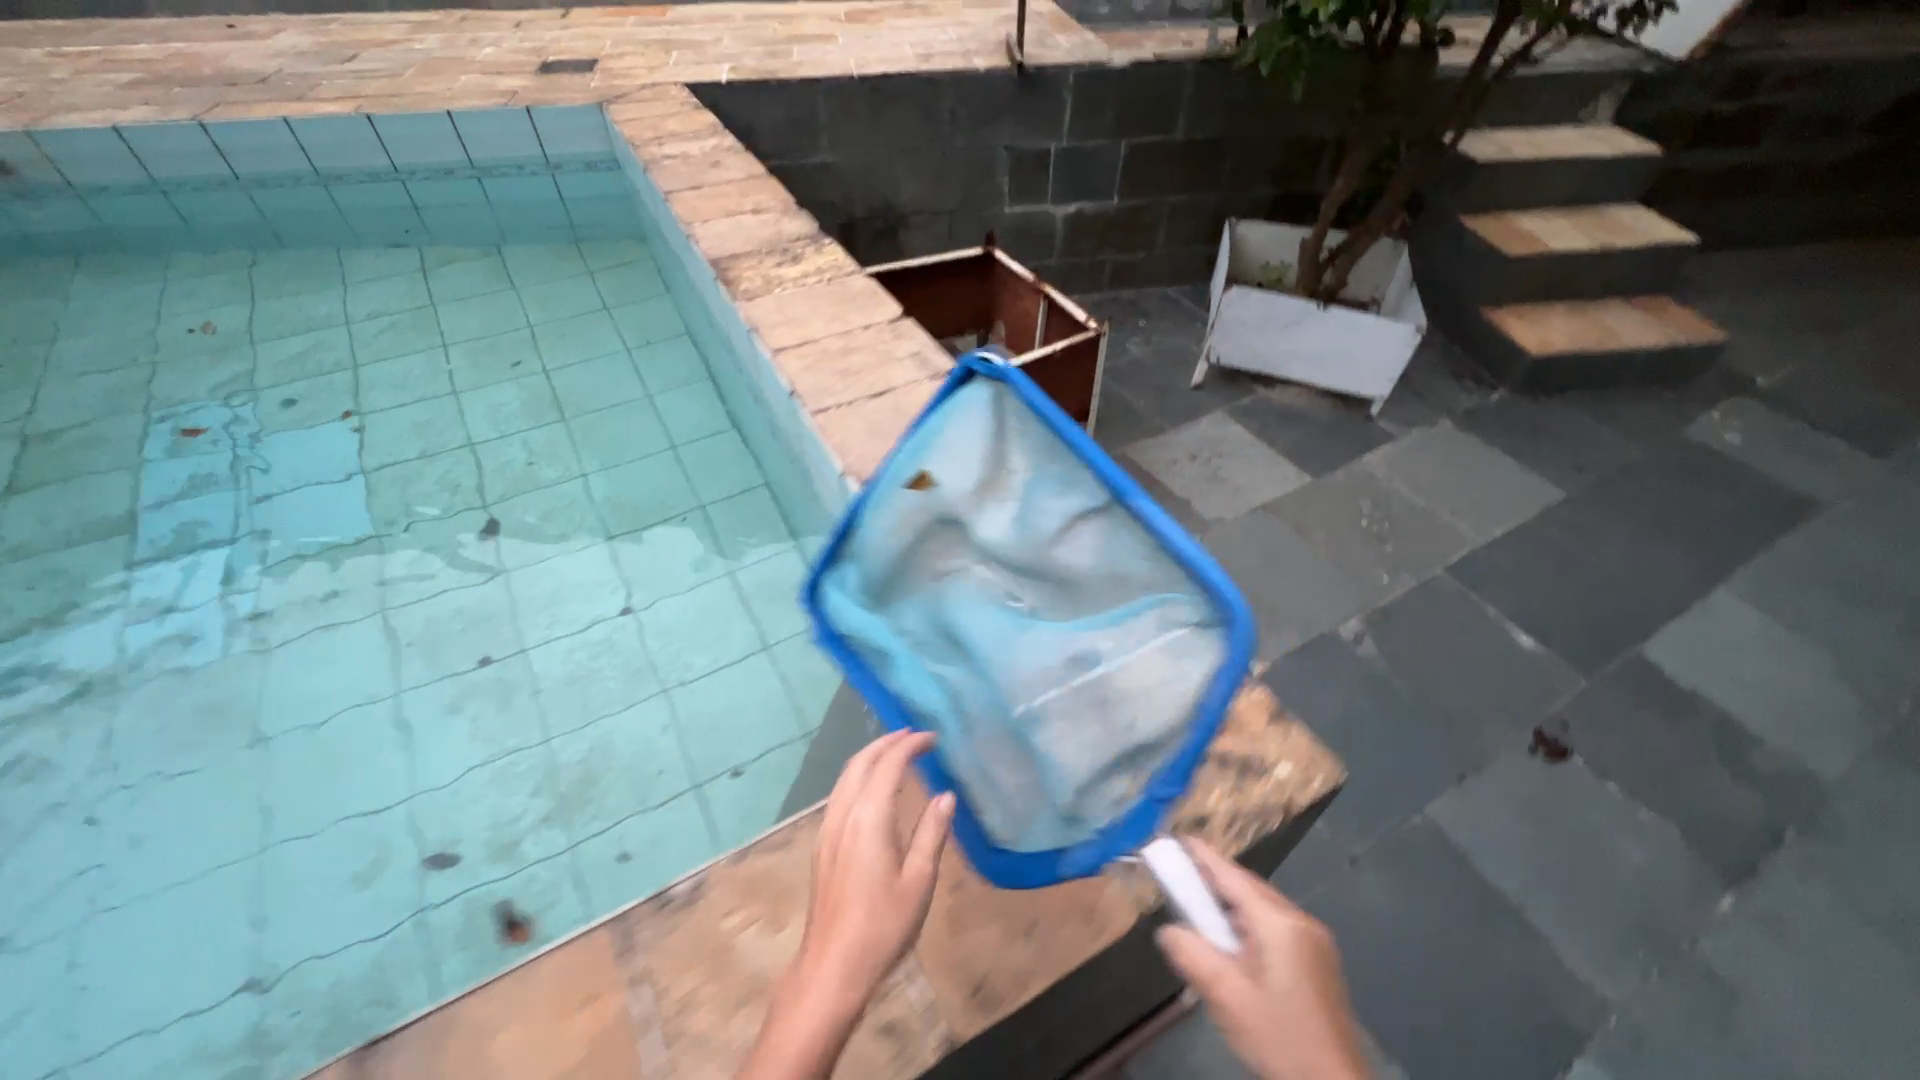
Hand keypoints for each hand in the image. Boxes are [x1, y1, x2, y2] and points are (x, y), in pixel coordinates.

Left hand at [740, 731, 954, 1079]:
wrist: (832, 966)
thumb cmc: (883, 925)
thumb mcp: (919, 880)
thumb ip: (931, 833)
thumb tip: (945, 796)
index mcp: (869, 818)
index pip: (888, 765)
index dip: (909, 746)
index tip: (932, 738)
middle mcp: (843, 815)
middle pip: (860, 763)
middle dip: (886, 744)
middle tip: (914, 737)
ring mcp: (828, 830)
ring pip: (846, 777)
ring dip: (870, 759)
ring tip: (895, 754)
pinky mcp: (823, 846)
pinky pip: (840, 795)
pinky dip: (859, 778)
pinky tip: (873, 791)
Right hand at [1154, 841, 1369, 1079]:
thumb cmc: (1279, 1036)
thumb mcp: (1226, 996)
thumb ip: (1192, 954)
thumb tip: (1168, 930)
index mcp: (1280, 924)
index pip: (1234, 877)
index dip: (1203, 856)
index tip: (1177, 838)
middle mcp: (1301, 922)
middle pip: (1249, 890)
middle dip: (1213, 883)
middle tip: (1178, 882)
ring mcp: (1314, 942)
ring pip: (1262, 910)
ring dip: (1229, 909)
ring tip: (1198, 918)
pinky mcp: (1318, 964)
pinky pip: (1275, 930)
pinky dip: (1247, 928)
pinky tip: (1231, 948)